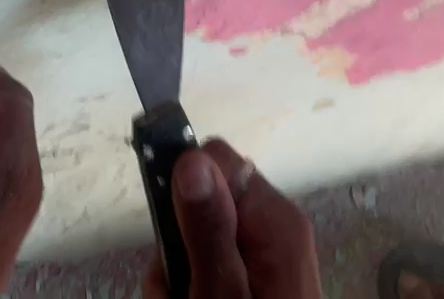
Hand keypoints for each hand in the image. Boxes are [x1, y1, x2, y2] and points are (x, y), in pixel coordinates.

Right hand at [144, 139, 322, 298]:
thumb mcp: (221, 297)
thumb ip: (207, 228)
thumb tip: (191, 159)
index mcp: (275, 218)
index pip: (215, 159)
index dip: (183, 186)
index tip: (168, 232)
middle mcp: (275, 223)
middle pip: (203, 195)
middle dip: (175, 239)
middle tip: (172, 289)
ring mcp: (266, 249)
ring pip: (197, 231)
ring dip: (176, 269)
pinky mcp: (257, 271)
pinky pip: (209, 256)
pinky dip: (189, 281)